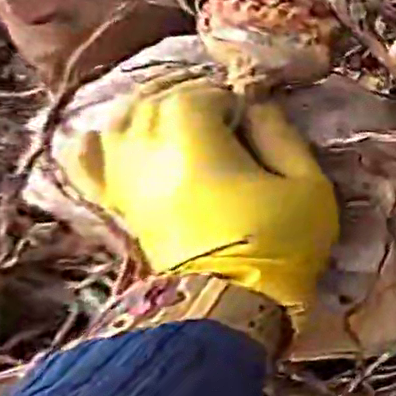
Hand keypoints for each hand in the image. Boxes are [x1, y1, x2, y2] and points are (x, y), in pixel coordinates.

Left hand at [61, 78, 337, 329]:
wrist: (233, 302)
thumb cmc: (282, 240)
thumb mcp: (307, 184)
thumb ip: (282, 137)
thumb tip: (257, 106)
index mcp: (198, 149)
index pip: (194, 95)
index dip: (224, 93)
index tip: (251, 108)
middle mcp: (149, 158)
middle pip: (151, 103)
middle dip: (187, 93)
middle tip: (223, 104)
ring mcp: (127, 183)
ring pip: (118, 123)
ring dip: (149, 108)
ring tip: (181, 112)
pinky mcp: (120, 206)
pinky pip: (88, 164)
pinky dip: (94, 142)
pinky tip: (105, 134)